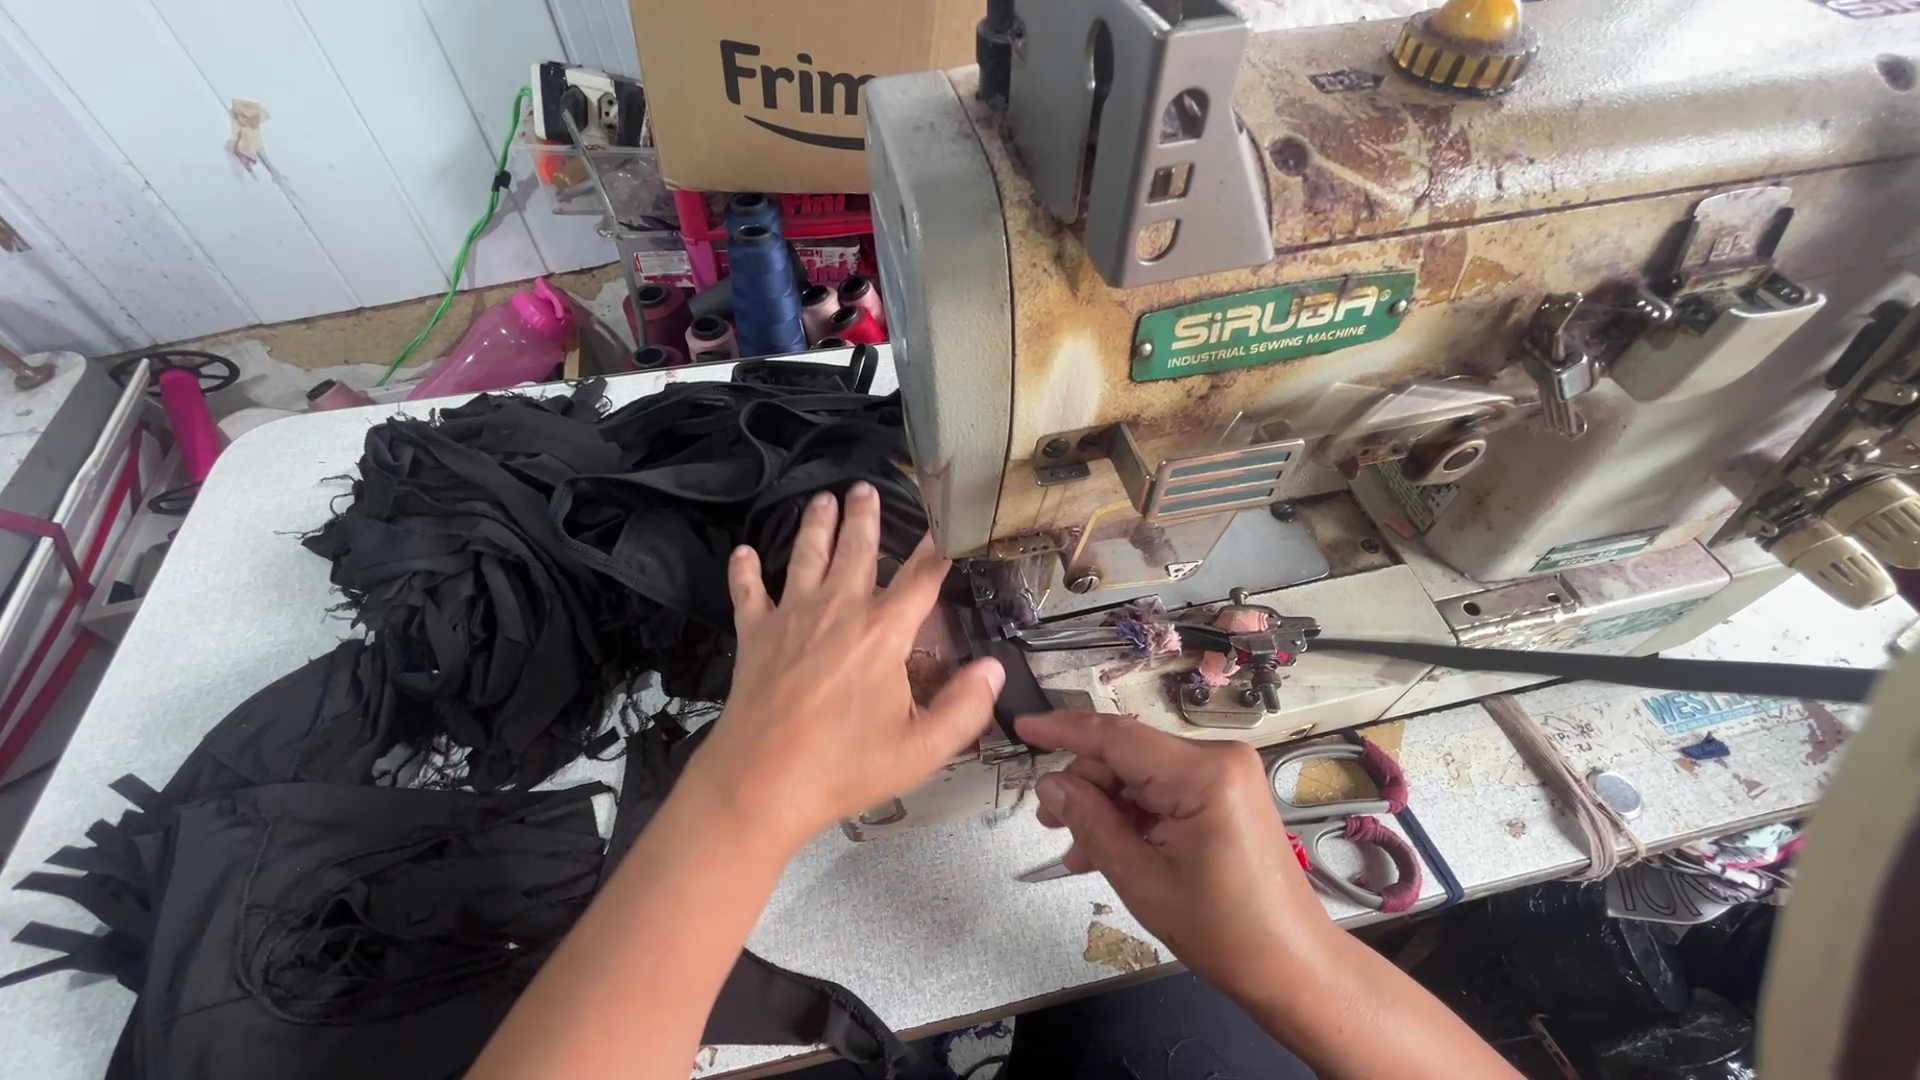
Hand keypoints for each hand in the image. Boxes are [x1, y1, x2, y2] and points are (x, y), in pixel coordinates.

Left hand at [684, 482, 1003, 847]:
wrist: (760, 783)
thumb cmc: (845, 767)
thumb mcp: (921, 749)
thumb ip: (965, 707)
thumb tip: (993, 668)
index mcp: (883, 632)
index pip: (920, 578)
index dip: (937, 549)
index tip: (944, 524)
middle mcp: (838, 609)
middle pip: (856, 550)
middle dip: (864, 517)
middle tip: (865, 488)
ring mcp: (791, 617)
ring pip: (806, 556)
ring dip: (815, 526)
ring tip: (822, 500)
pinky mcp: (754, 634)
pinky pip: (748, 592)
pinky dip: (745, 571)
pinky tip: (742, 553)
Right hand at [1015, 712, 1340, 1004]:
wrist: (1293, 967)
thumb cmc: (1225, 932)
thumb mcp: (1140, 878)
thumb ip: (1090, 821)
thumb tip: (1050, 784)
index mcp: (1204, 773)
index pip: (1116, 736)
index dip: (1063, 729)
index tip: (1023, 725)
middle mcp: (1218, 758)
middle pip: (1126, 754)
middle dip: (1084, 786)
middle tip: (1050, 825)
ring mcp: (1225, 772)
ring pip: (1140, 772)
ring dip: (1106, 805)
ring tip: (1078, 851)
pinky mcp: (1225, 790)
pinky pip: (1162, 787)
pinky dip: (1133, 812)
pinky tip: (1109, 846)